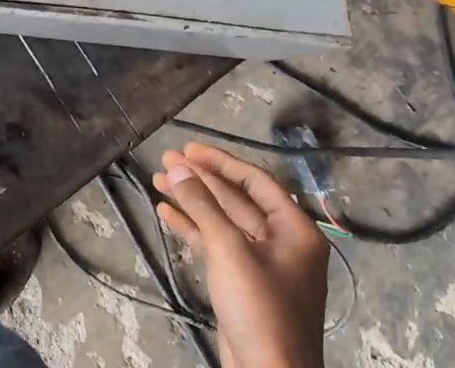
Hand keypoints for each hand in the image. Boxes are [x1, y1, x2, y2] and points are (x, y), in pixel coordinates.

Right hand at [152, 143, 327, 367]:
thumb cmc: (259, 306)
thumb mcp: (229, 249)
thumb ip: (203, 204)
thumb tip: (178, 167)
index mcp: (295, 231)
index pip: (256, 181)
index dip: (221, 162)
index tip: (188, 149)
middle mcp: (284, 242)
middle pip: (238, 199)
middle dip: (201, 180)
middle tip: (166, 159)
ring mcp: (264, 263)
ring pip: (224, 220)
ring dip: (192, 201)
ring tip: (158, 180)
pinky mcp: (244, 282)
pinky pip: (217, 243)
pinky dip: (193, 227)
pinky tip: (166, 213)